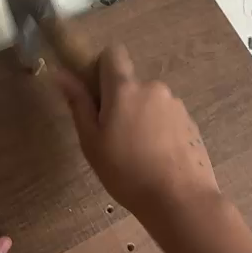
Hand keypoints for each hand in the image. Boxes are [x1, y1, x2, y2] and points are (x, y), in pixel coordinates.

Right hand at [53, 45, 223, 221]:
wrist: (180, 200)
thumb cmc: (126, 172)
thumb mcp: (92, 142)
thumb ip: (78, 103)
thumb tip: (60, 73)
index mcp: (125, 88)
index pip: (113, 52)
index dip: (101, 67)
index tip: (95, 94)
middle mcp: (153, 87)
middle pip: (131, 83)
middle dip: (120, 102)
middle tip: (112, 137)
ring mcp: (176, 105)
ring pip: (149, 102)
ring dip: (141, 117)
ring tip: (138, 155)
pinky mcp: (191, 123)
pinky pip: (167, 118)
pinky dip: (159, 131)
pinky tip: (157, 160)